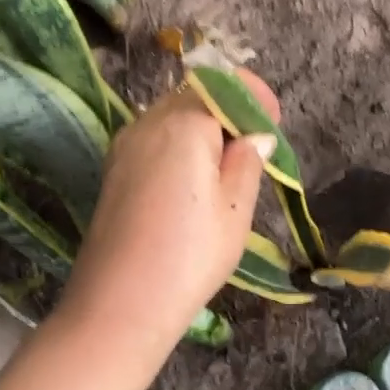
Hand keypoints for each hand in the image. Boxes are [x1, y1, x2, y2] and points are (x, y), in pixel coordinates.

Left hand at [56, 69, 277, 356]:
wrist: (121, 304)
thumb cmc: (190, 256)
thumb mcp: (236, 209)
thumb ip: (247, 162)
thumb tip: (256, 136)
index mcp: (184, 125)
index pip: (223, 86)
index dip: (253, 97)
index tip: (273, 123)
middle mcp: (148, 123)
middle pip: (194, 95)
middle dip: (229, 111)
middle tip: (257, 148)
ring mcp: (126, 145)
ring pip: (173, 116)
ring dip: (205, 128)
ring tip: (230, 168)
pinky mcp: (116, 169)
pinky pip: (157, 138)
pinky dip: (183, 145)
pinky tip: (197, 182)